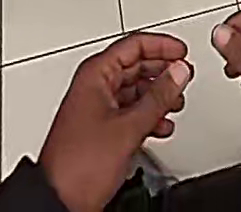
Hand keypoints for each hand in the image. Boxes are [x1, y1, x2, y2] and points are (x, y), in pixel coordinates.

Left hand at [37, 31, 193, 211]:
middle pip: (136, 65)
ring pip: (134, 89)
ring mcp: (97, 106)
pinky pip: (129, 110)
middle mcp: (95, 85)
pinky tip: (161, 125)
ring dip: (157, 95)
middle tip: (184, 75)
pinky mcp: (100, 127)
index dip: (161, 46)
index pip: (134, 45)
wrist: (57, 204)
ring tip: (176, 101)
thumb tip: (178, 72)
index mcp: (96, 74)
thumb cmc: (78, 165)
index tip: (181, 52)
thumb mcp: (127, 127)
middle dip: (162, 71)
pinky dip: (148, 114)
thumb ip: (157, 97)